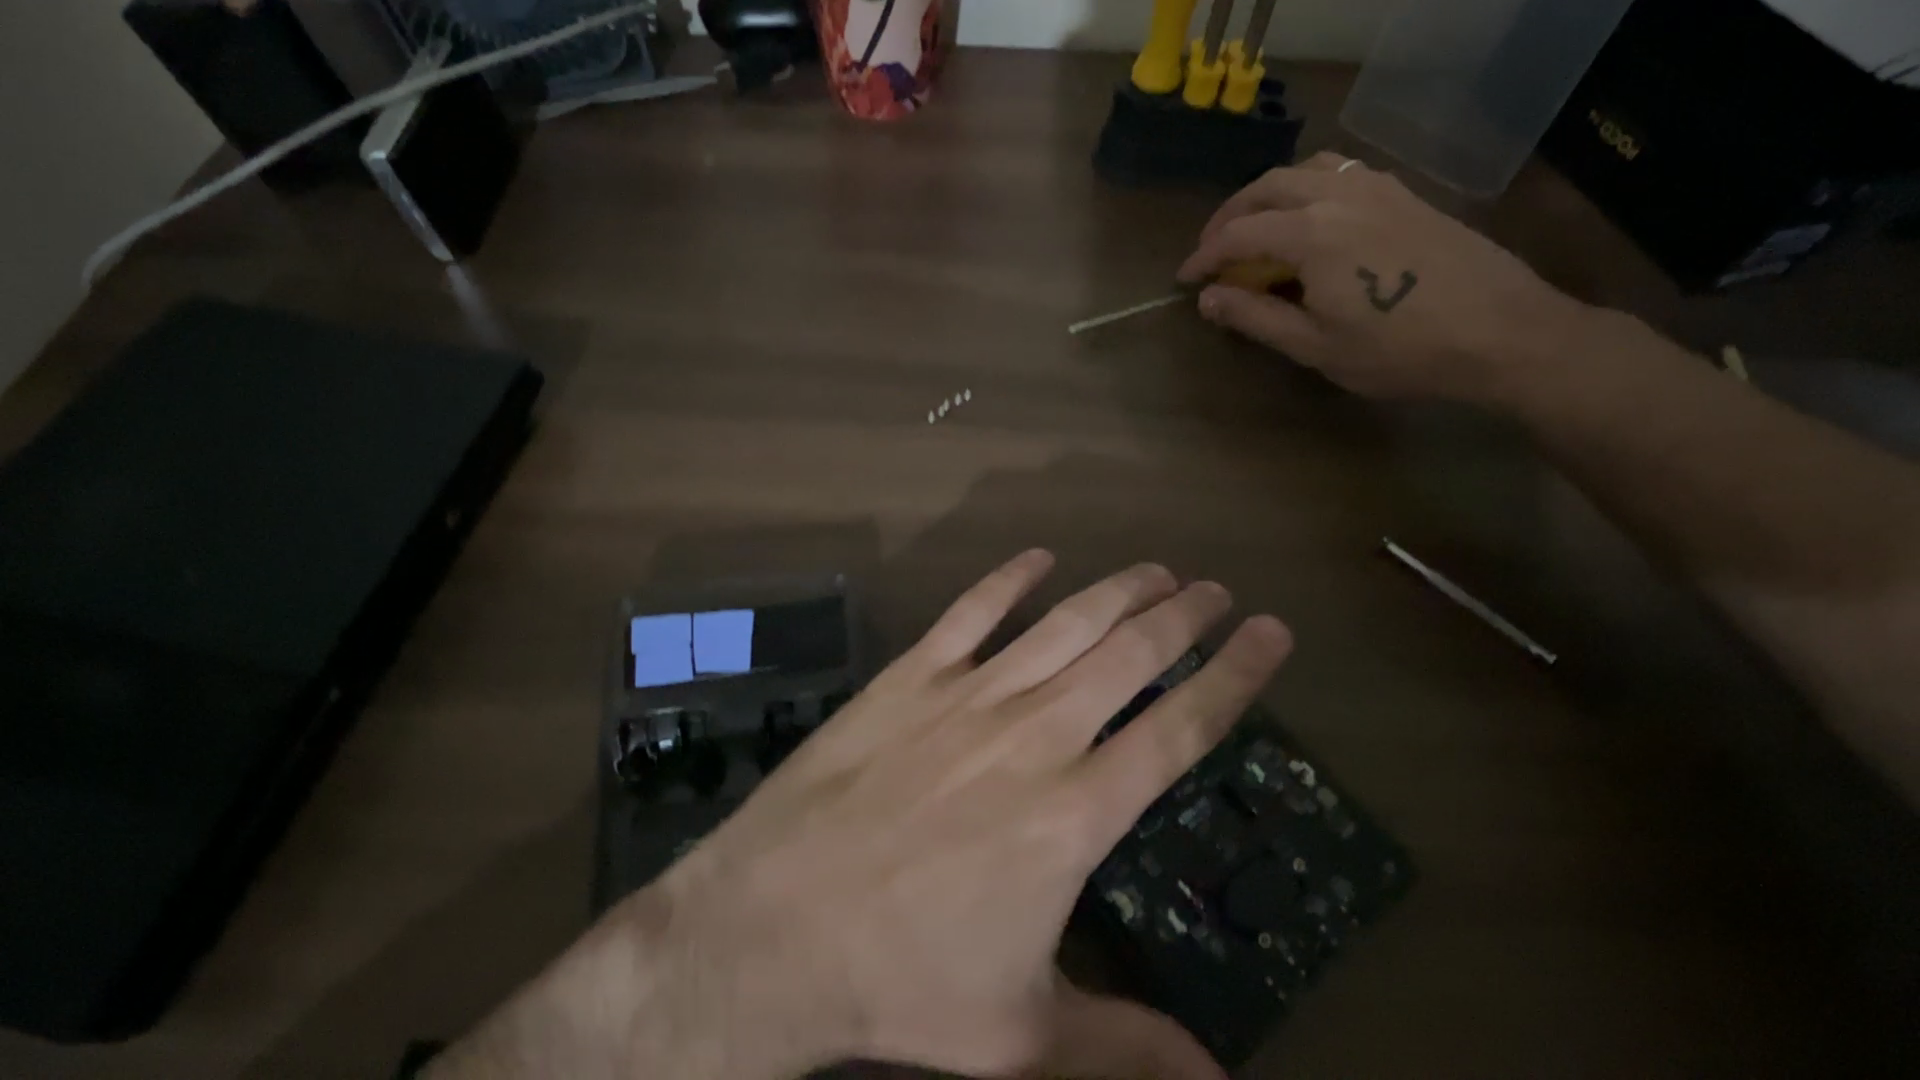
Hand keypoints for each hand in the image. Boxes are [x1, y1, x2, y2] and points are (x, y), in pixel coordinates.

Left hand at [432, 552, 1292, 1079]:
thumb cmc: (902, 982)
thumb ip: (1126, 1046)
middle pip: (1130, 656)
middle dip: (1185, 617)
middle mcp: (1035, 737)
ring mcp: (967, 698)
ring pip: (1064, 624)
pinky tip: (1038, 557)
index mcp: (1076, 813)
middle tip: (1219, 590)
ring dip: (1117, 591)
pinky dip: (1008, 580)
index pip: (1180, 729)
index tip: (1273, 634)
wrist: (772, 931)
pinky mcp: (906, 680)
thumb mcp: (1024, 1032)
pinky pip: (969, 613)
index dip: (1236, 676)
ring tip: (1158, 571)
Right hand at [1178, 152, 1593, 403]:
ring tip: (1258, 226)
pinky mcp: (1407, 195)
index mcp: (1311, 233)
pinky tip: (1315, 218)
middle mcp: (1339, 195)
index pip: (1238, 233)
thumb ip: (1256, 318)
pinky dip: (1311, 187)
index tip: (1185, 280)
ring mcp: (1378, 188)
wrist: (1502, 333)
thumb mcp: (1316, 347)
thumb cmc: (1400, 351)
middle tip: (1213, 249)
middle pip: (1268, 187)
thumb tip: (1208, 299)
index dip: (1205, 256)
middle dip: (1231, 215)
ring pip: (1308, 169)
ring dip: (1271, 193)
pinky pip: (1344, 172)